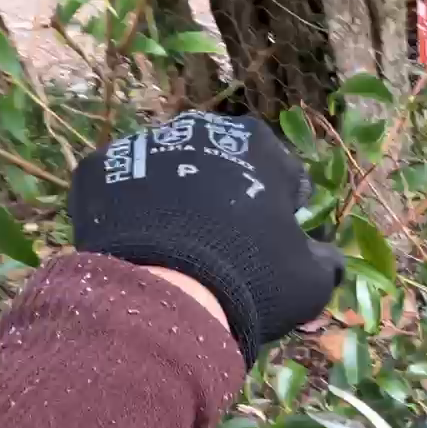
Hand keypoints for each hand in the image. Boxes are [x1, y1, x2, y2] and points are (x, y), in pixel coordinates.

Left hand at [70, 111, 344, 365]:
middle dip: (231, 205)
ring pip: (175, 176)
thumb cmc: (255, 281)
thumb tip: (328, 256)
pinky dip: (137, 216)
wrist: (170, 298)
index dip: (288, 219)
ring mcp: (143, 143)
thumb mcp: (313, 280)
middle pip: (226, 171)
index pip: (286, 180)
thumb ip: (328, 260)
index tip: (278, 251)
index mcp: (260, 145)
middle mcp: (201, 128)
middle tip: (230, 255)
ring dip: (183, 206)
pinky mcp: (98, 169)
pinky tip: (148, 253)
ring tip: (184, 257)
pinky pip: (127, 193)